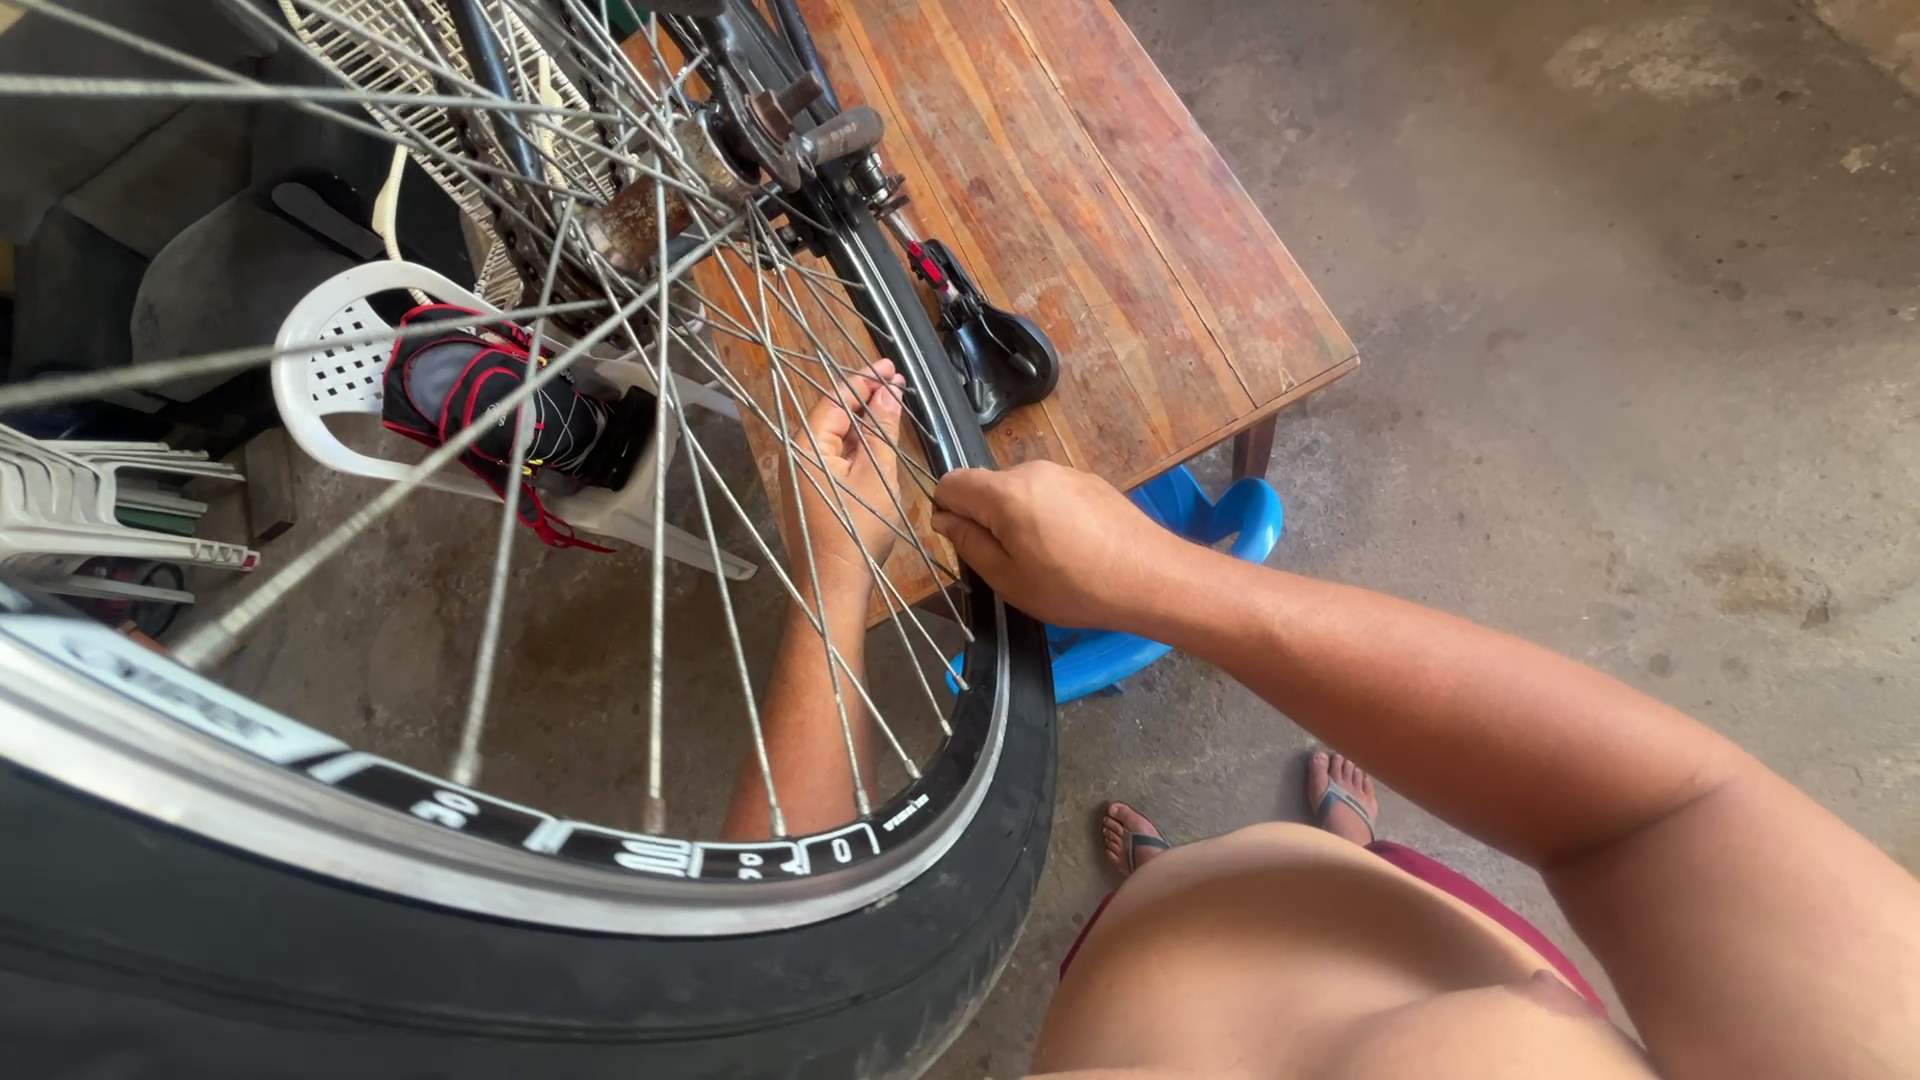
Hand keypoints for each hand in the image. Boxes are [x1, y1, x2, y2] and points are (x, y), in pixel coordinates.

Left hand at [782, 360, 906, 597]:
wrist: (834, 584)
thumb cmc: (858, 530)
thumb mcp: (878, 475)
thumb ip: (883, 430)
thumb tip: (889, 391)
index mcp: (807, 445)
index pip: (836, 398)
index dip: (865, 379)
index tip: (891, 365)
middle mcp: (797, 454)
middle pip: (832, 414)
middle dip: (865, 396)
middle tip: (897, 382)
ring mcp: (802, 474)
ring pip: (835, 436)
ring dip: (863, 421)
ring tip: (892, 404)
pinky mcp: (811, 491)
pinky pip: (834, 456)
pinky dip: (856, 445)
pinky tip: (878, 439)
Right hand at [931, 461, 1187, 629]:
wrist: (1151, 578)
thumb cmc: (1072, 587)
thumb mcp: (1008, 577)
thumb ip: (969, 543)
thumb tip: (943, 518)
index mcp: (1005, 492)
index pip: (952, 482)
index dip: (947, 511)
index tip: (966, 543)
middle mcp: (1033, 470)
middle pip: (987, 486)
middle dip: (986, 518)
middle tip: (1010, 562)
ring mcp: (1066, 472)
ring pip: (1020, 491)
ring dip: (1018, 518)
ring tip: (1047, 559)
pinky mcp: (1091, 482)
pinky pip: (1051, 493)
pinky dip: (1048, 516)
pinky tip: (1074, 548)